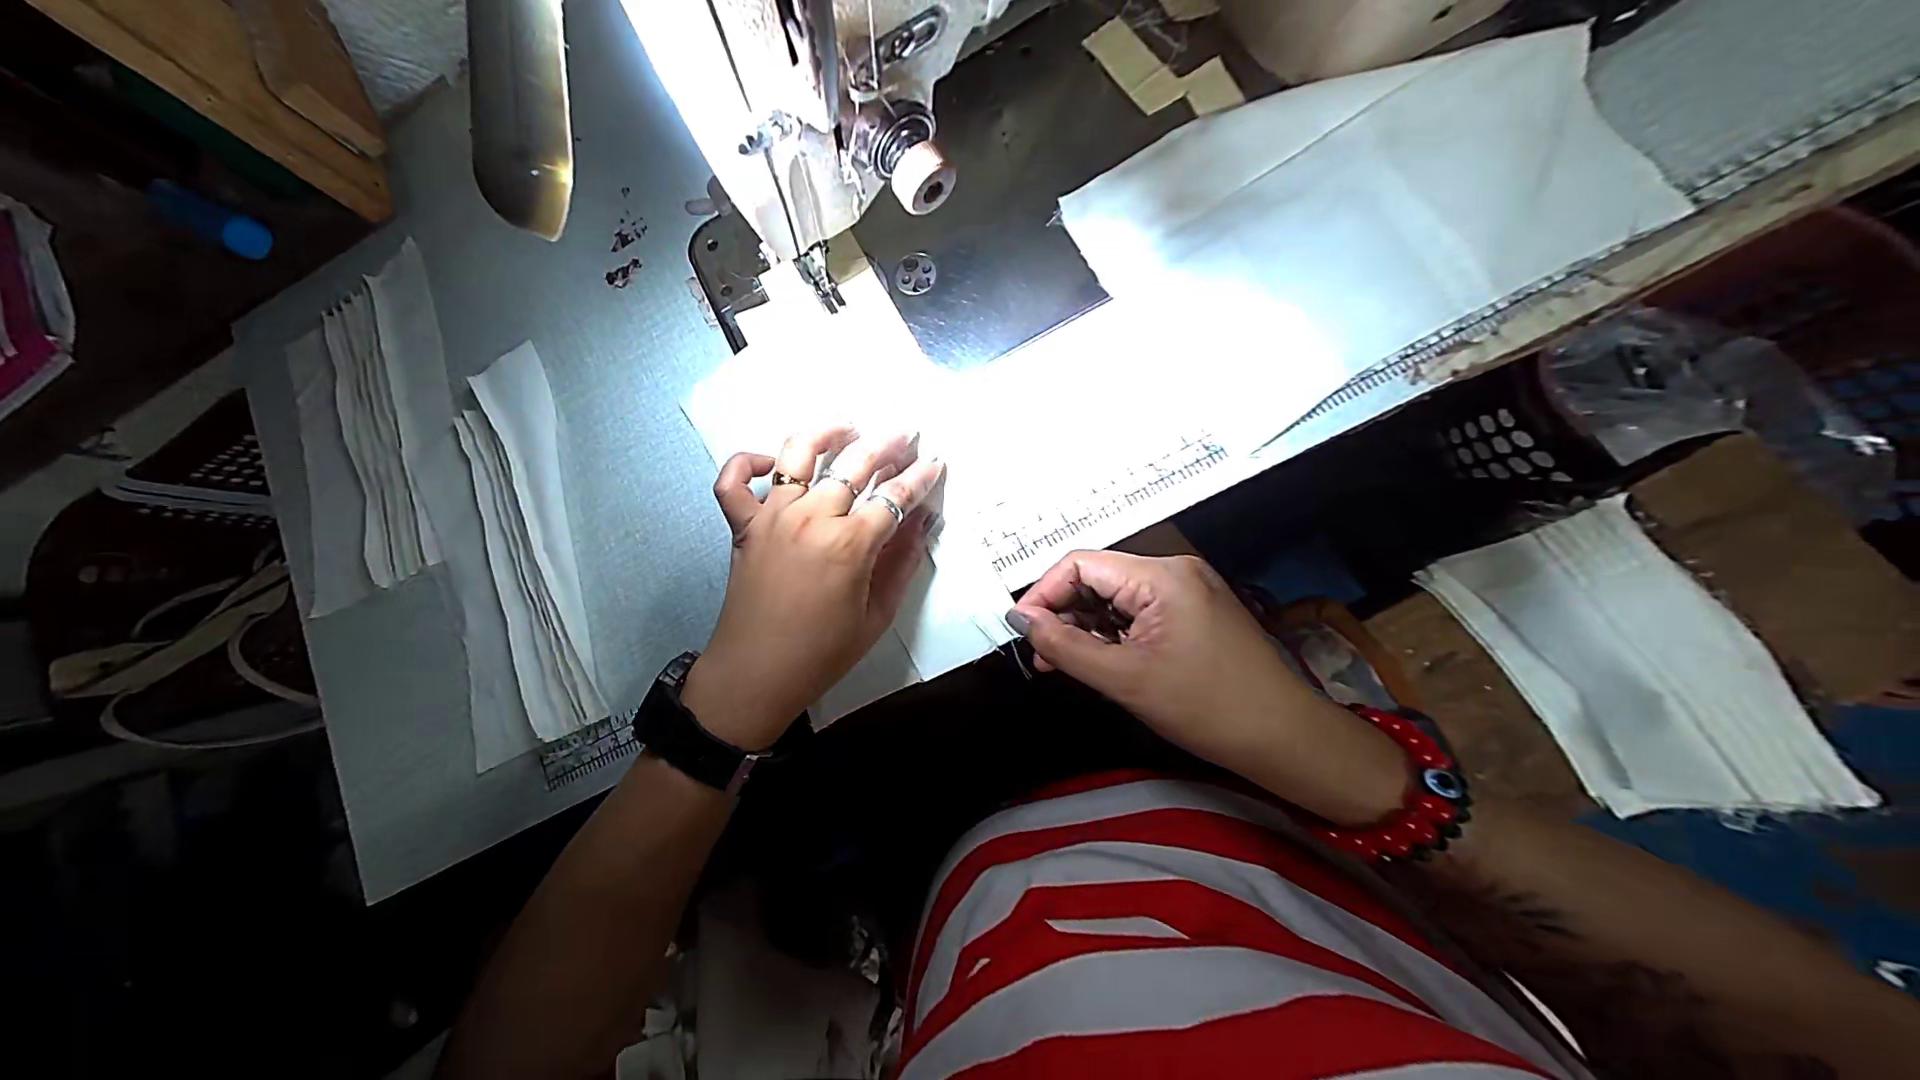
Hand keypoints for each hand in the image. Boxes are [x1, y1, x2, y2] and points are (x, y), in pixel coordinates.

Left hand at [683, 426, 942, 750]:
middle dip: (886, 446)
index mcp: (849, 544)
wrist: (757, 673)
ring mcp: (772, 517)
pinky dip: (746, 463)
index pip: (894, 497)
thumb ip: (902, 562)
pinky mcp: (742, 526)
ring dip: (825, 435)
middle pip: (853, 465)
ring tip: (846, 428)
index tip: (936, 462)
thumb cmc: (823, 652)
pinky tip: (769, 462)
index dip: (920, 478)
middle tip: (906, 435)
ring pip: (796, 456)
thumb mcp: (877, 614)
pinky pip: (733, 482)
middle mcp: (811, 518)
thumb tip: (922, 522)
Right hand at [1008, 551, 1409, 825]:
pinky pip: (1137, 612)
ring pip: (1114, 597)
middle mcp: (1174, 571)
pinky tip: (1096, 660)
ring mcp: (1186, 590)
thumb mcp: (1124, 678)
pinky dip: (1111, 634)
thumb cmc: (1209, 708)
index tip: (1023, 630)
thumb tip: (1022, 621)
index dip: (1043, 594)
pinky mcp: (1192, 611)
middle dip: (1063, 614)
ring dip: (1085, 627)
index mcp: (1161, 576)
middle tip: (1041, 655)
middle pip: (1097, 578)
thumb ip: (1064, 646)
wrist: (1283, 738)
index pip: (1081, 565)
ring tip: (1062, 663)